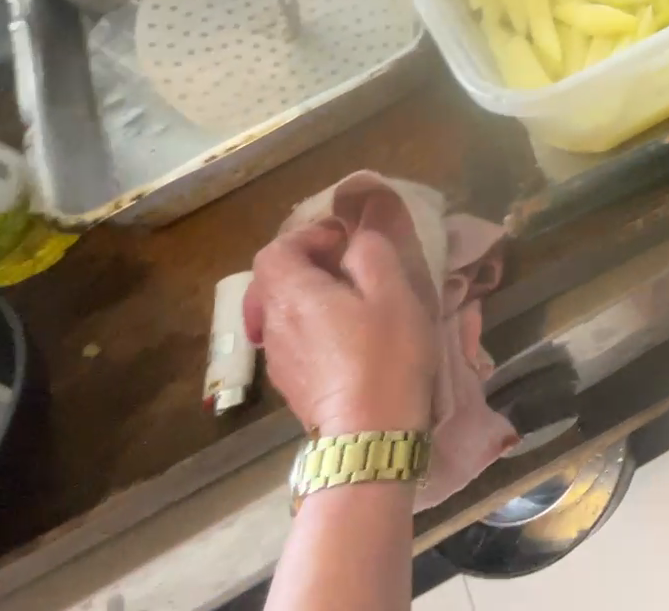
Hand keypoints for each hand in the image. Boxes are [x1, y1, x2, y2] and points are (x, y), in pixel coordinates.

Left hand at [244, 200, 438, 436]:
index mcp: (294, 295)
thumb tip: (357, 241)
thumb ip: (373, 253)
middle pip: (276, 281)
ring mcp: (278, 358)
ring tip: (358, 305)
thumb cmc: (386, 353)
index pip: (275, 250)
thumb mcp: (394, 291)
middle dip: (312, 265)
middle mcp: (273, 324)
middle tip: (355, 270)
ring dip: (315, 297)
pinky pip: (295, 339)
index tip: (346, 242)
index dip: (308, 237)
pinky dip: (316, 326)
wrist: (371, 431)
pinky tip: (351, 341)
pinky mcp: (291, 383)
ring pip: (285, 311)